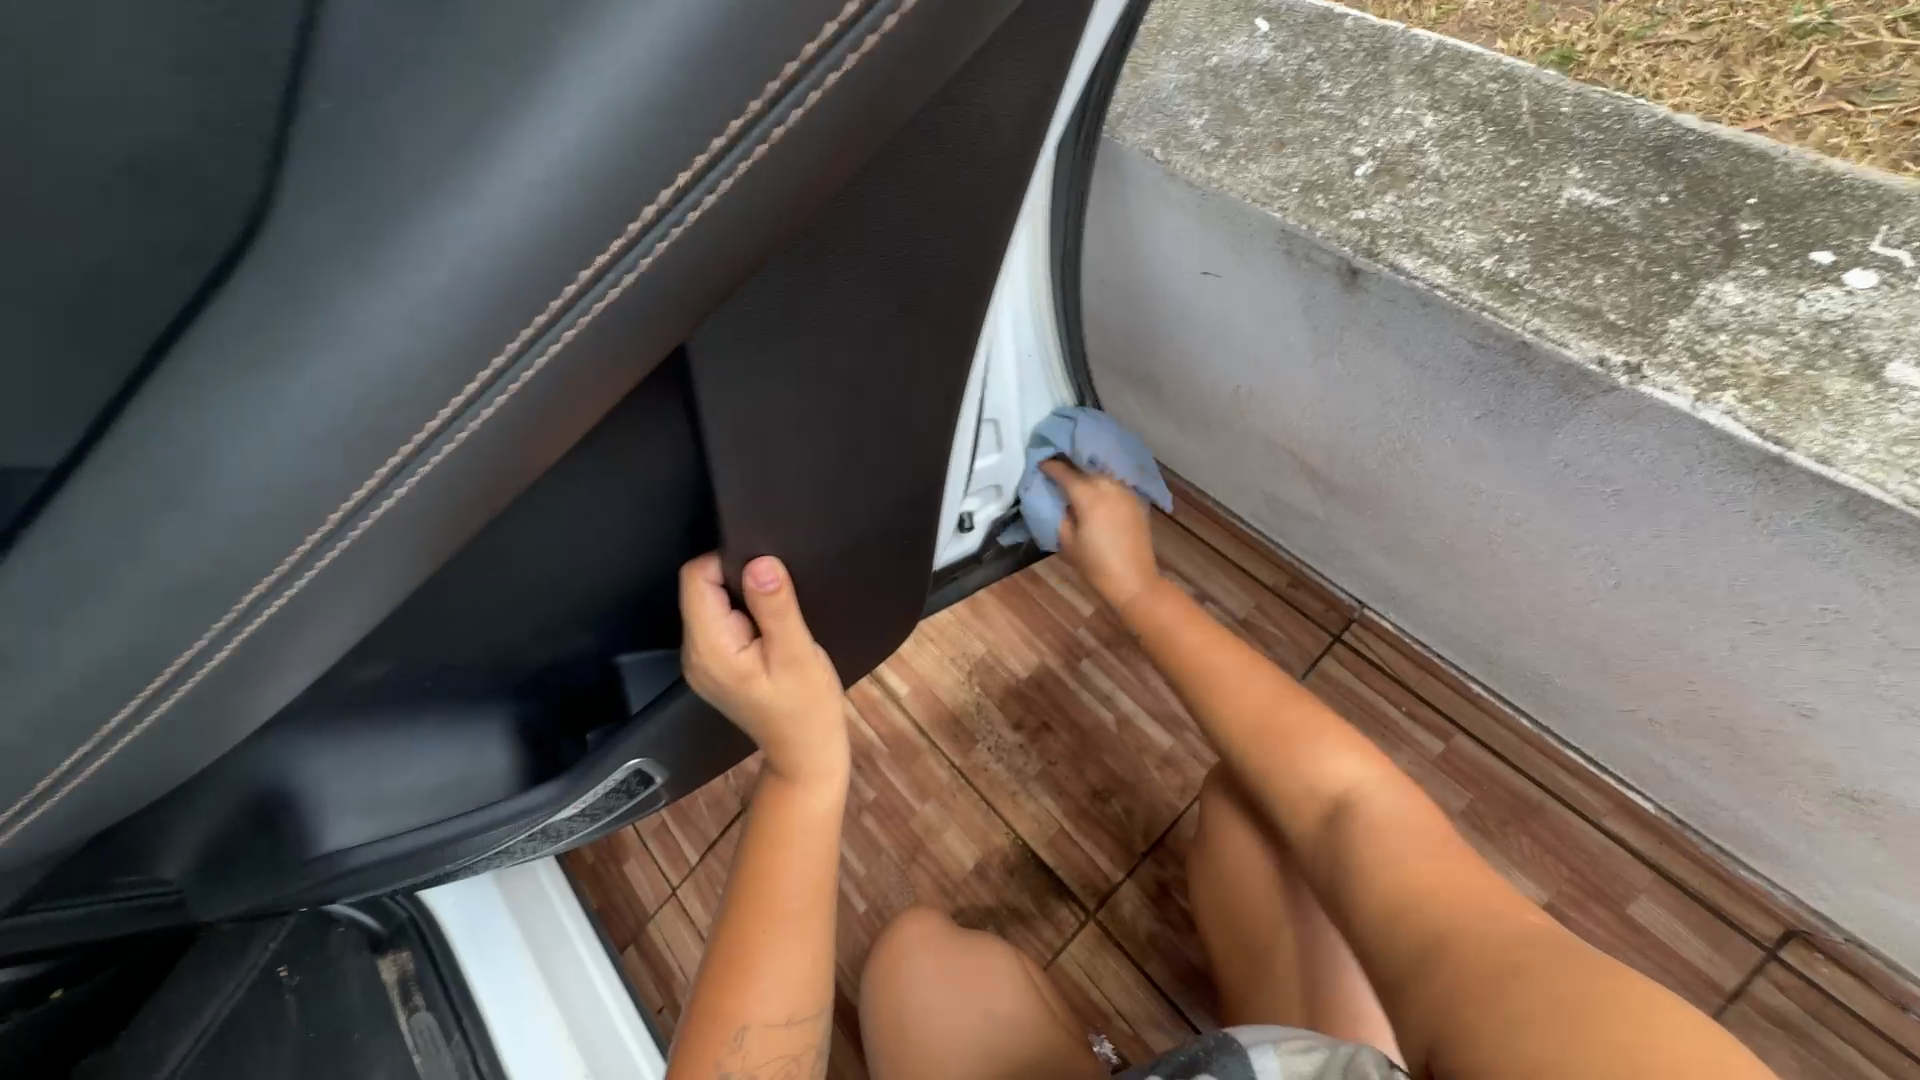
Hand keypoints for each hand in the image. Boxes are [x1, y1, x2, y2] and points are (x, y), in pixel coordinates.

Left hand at [679, 552, 848, 788]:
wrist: (805, 751)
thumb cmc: (807, 704)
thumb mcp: (798, 653)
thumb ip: (776, 607)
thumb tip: (759, 561)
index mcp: (710, 648)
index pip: (696, 578)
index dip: (728, 562)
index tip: (767, 573)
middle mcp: (693, 653)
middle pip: (699, 589)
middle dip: (736, 579)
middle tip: (778, 594)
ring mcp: (700, 662)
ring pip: (708, 603)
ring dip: (741, 597)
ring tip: (776, 613)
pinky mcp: (713, 665)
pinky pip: (718, 621)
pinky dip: (741, 614)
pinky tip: (769, 630)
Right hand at [1040, 457, 1162, 611]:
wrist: (1133, 580)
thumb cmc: (1095, 564)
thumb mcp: (1068, 542)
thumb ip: (1063, 516)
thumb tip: (1064, 504)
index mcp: (1087, 496)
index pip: (1065, 474)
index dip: (1052, 467)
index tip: (1042, 463)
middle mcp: (1108, 487)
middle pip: (1086, 471)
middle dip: (1072, 470)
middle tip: (1059, 474)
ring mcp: (1126, 493)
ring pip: (1103, 477)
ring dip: (1090, 478)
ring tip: (1079, 485)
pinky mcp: (1138, 502)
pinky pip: (1116, 487)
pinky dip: (1105, 488)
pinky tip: (1100, 497)